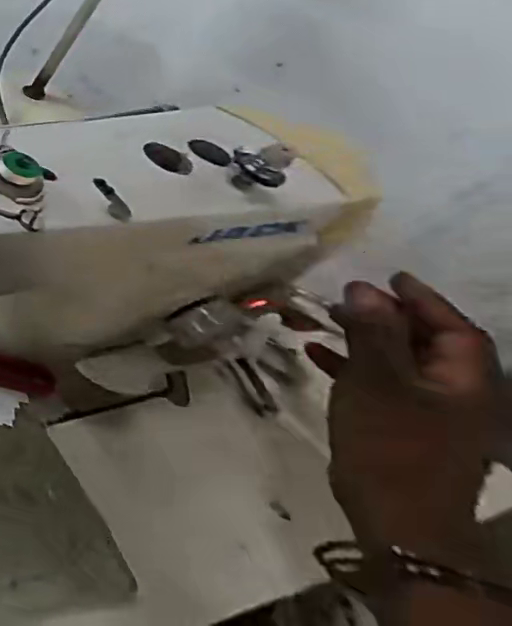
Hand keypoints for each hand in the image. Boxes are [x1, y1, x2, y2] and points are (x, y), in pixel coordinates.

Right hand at [308, 273, 501, 563]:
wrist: (398, 511)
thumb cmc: (393, 440)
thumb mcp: (378, 381)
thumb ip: (373, 333)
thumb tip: (366, 288)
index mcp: (468, 384)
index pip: (456, 330)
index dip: (425, 301)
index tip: (390, 275)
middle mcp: (461, 395)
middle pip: (430, 344)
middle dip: (389, 316)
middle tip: (345, 296)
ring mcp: (434, 412)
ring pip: (401, 361)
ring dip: (365, 337)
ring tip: (322, 319)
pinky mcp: (406, 424)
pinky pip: (383, 381)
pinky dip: (354, 363)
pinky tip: (317, 353)